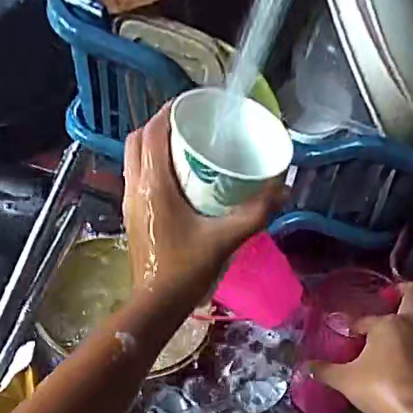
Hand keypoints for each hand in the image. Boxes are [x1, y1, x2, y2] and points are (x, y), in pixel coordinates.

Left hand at [122, 104, 284, 317]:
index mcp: (154, 183)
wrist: (156, 306)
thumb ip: (255, 214)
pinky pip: (137, 180)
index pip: (155, 130)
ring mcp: (129, 204)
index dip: (172, 111)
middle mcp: (135, 187)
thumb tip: (282, 192)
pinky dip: (151, 169)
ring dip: (153, 147)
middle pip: (139, 139)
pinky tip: (177, 183)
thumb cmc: (185, 271)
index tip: (195, 107)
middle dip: (161, 126)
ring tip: (184, 152)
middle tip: (190, 129)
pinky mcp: (131, 219)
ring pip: (134, 159)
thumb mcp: (225, 240)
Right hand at [312, 282, 412, 412]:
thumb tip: (304, 367)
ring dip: (405, 322)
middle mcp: (411, 326)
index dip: (352, 324)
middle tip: (389, 296)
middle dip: (402, 291)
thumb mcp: (344, 379)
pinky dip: (409, 344)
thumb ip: (324, 370)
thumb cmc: (379, 387)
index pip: (366, 318)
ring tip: (386, 333)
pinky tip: (394, 357)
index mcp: (389, 323)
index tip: (342, 329)